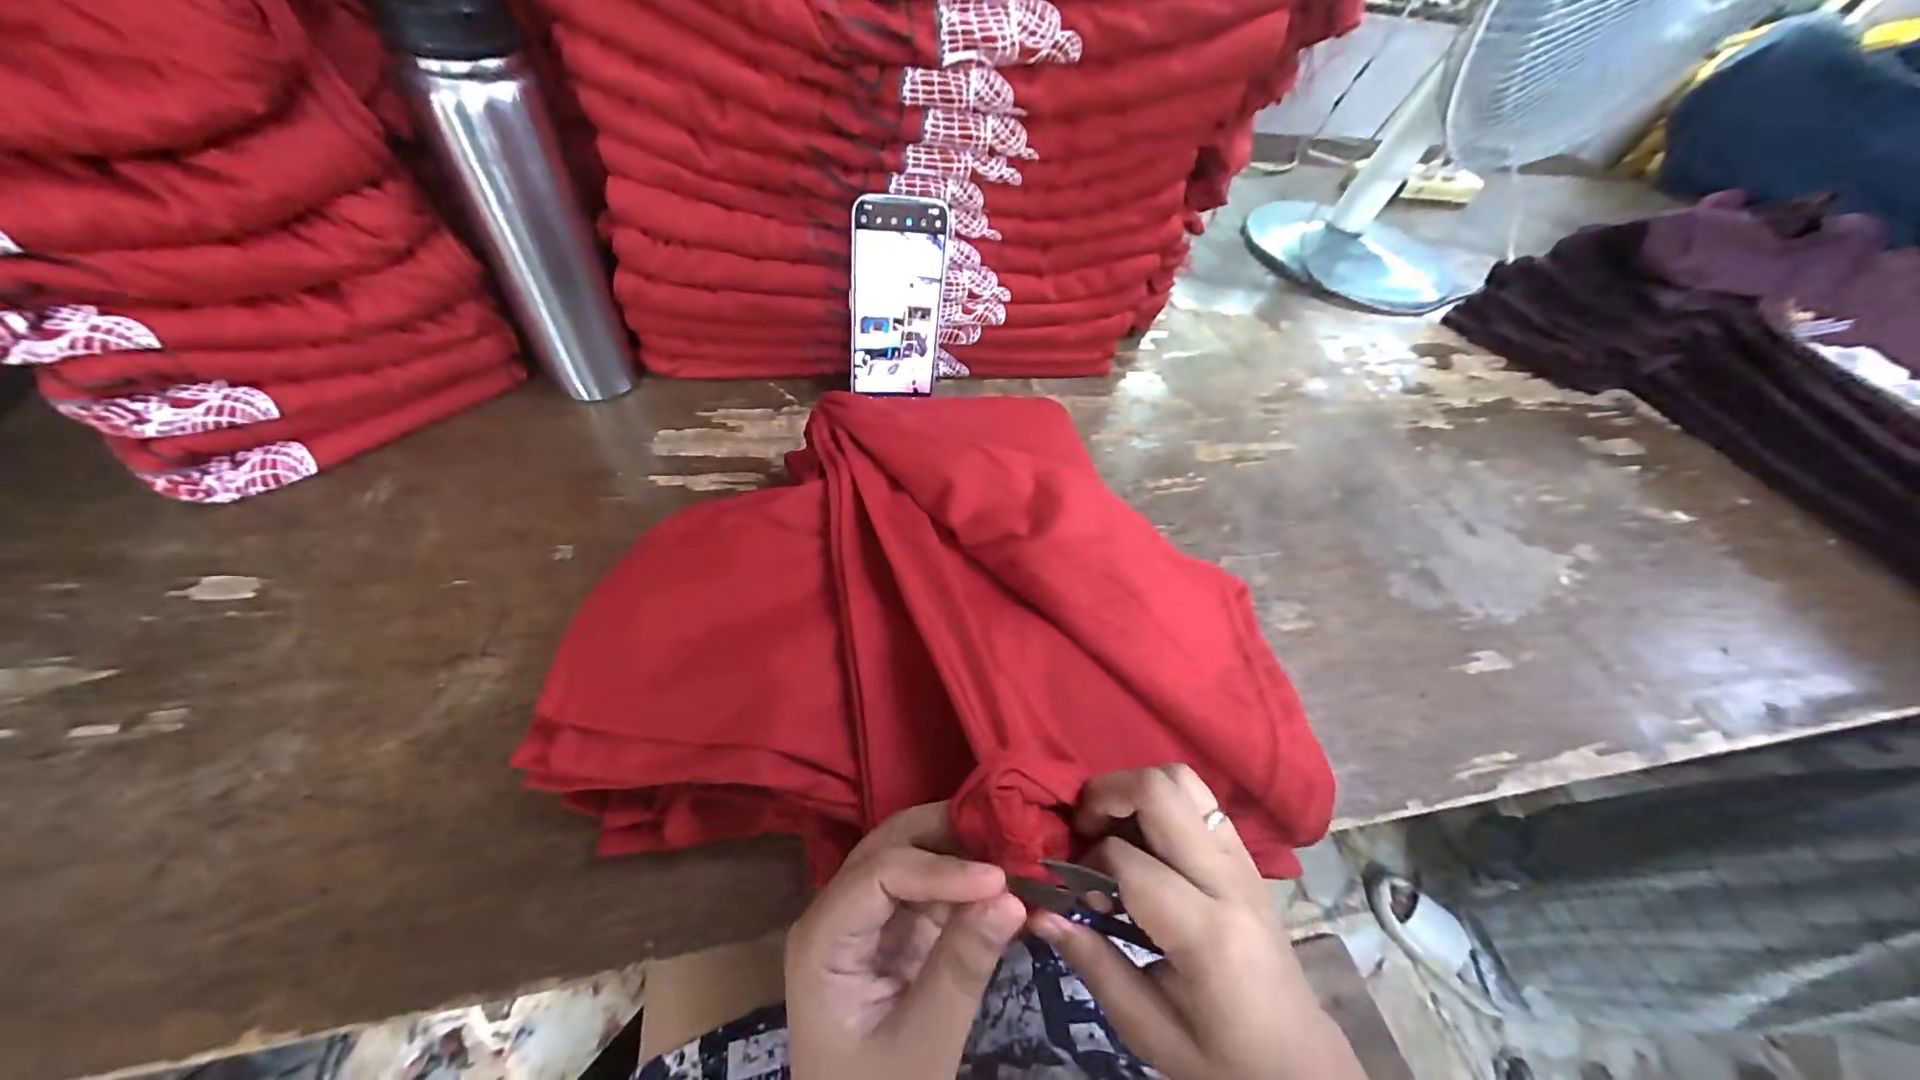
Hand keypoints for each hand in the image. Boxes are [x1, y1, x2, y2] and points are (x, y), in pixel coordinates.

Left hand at [786, 802, 1026, 1079]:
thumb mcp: (922, 1043)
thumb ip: (962, 967)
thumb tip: (1011, 898)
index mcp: (823, 938)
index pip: (879, 872)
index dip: (939, 868)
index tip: (997, 879)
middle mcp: (839, 911)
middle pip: (890, 845)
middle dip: (948, 834)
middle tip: (1008, 838)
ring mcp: (867, 916)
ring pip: (912, 854)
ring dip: (962, 850)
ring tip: (1013, 853)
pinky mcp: (896, 928)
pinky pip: (932, 887)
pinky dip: (968, 882)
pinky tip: (1005, 884)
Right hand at [1028, 765, 1365, 1079]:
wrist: (1299, 1062)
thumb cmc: (1221, 1057)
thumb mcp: (1149, 1030)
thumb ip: (1093, 964)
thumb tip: (1039, 913)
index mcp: (1206, 933)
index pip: (1128, 860)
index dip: (1087, 864)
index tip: (1077, 891)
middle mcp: (1228, 880)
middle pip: (1159, 791)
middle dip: (1105, 795)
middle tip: (1083, 830)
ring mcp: (1243, 859)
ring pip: (1182, 779)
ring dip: (1135, 789)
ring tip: (1112, 826)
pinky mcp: (1246, 853)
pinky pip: (1198, 796)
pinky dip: (1160, 799)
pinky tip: (1145, 837)